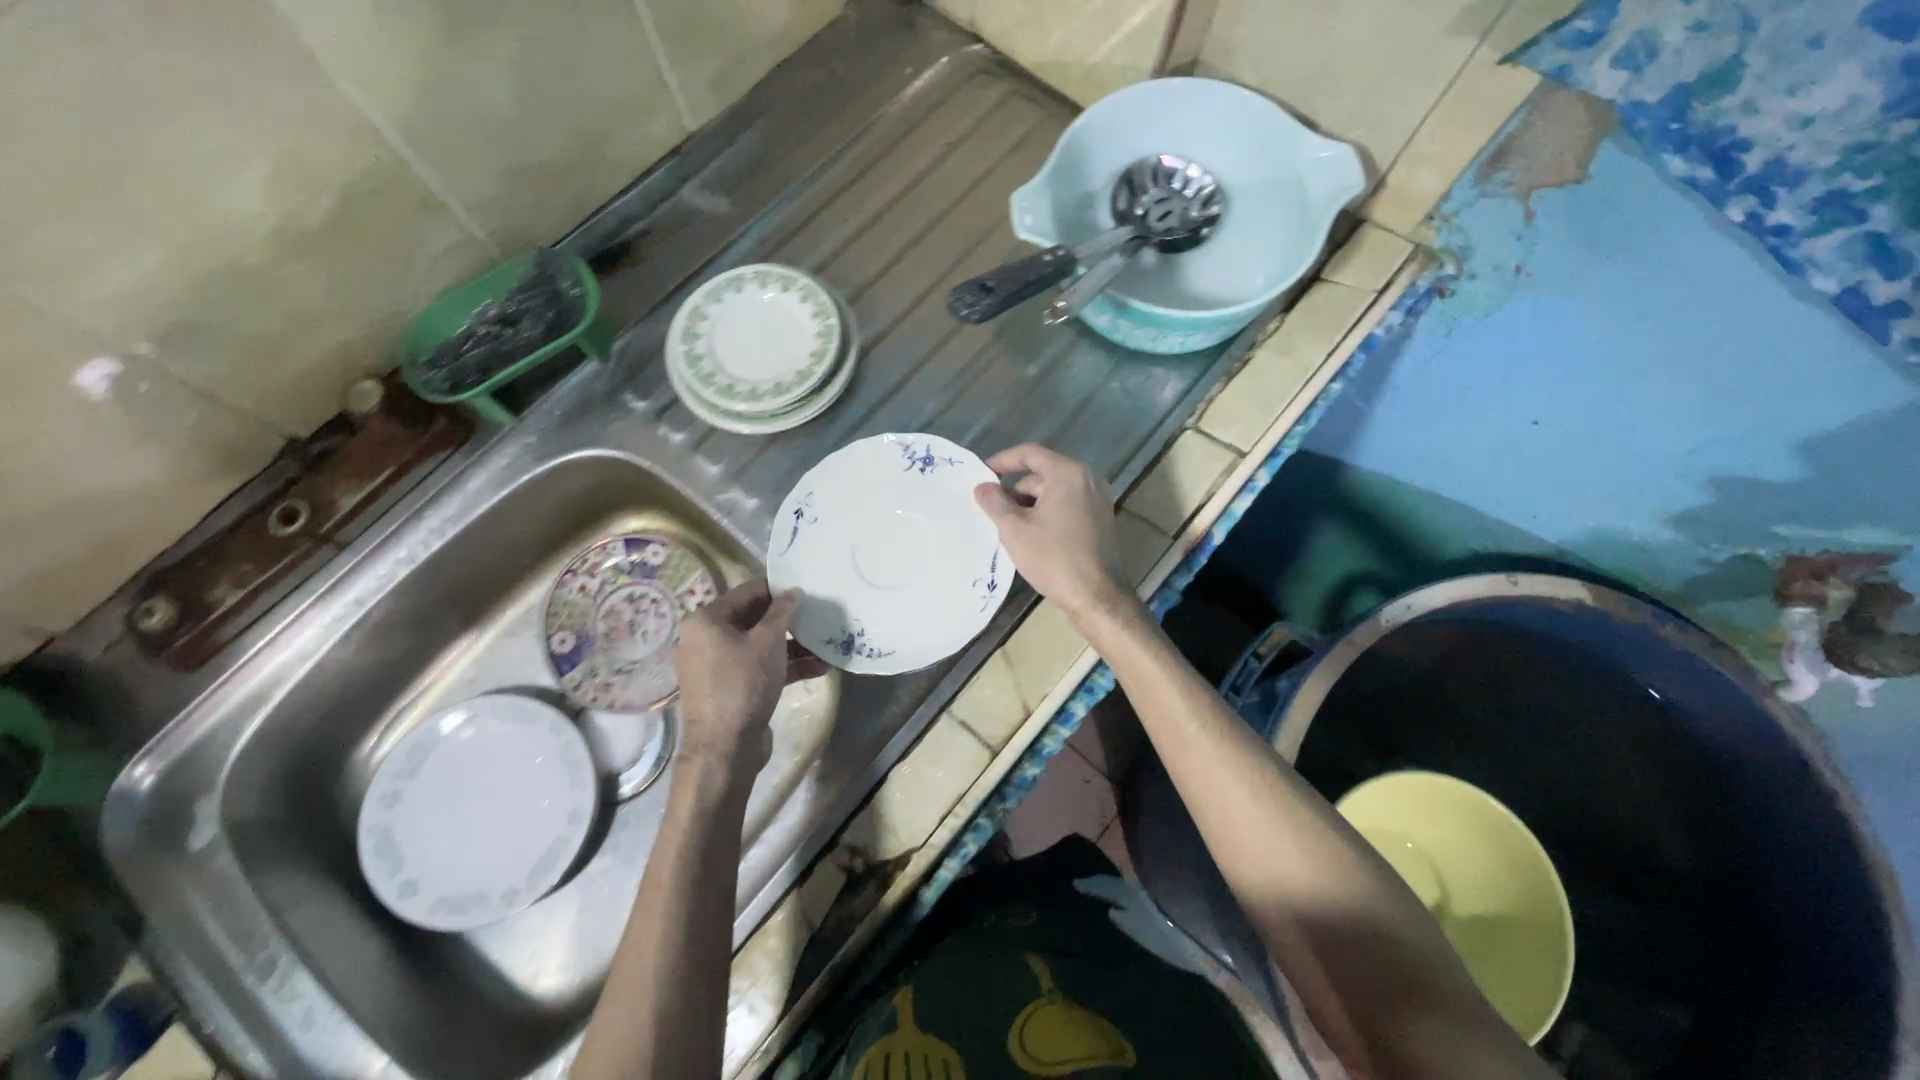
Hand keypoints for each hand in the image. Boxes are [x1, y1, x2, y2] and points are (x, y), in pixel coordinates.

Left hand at [674, 579, 828, 781]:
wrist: (724, 748)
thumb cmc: (743, 684)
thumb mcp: (767, 643)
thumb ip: (782, 613)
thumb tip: (793, 592)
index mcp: (706, 621)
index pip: (746, 592)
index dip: (777, 589)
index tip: (806, 587)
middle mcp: (706, 640)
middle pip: (753, 619)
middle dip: (788, 620)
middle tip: (819, 613)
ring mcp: (718, 666)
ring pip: (760, 646)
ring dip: (793, 646)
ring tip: (826, 642)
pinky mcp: (732, 689)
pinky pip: (760, 668)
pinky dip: (786, 666)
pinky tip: (820, 667)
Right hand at [973, 444, 1126, 619]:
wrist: (1096, 596)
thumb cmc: (1053, 558)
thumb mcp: (1015, 529)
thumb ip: (995, 502)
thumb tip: (982, 487)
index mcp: (1068, 473)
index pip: (1030, 454)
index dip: (1003, 460)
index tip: (983, 473)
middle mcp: (1088, 479)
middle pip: (1043, 475)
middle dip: (1016, 490)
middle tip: (993, 511)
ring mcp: (1098, 500)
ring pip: (1055, 492)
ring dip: (1031, 505)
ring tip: (1010, 529)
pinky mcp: (1101, 519)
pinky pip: (1068, 506)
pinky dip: (1048, 513)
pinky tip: (1033, 536)